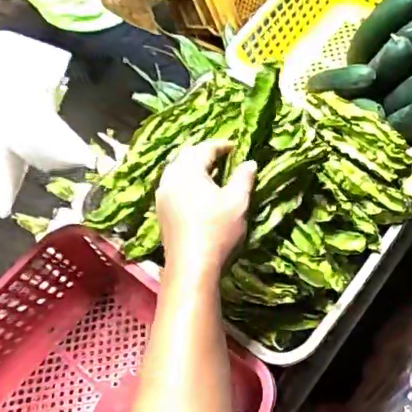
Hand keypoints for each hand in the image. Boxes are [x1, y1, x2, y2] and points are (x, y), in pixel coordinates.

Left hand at [156, 139, 253, 278]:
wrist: (192, 265)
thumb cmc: (217, 230)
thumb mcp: (238, 202)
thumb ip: (243, 178)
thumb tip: (250, 162)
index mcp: (188, 171)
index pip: (204, 148)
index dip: (222, 145)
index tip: (236, 146)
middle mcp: (170, 178)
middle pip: (186, 156)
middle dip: (205, 153)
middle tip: (223, 156)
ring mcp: (162, 195)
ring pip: (177, 170)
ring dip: (194, 167)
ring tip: (211, 172)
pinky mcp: (161, 210)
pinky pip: (173, 185)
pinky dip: (186, 181)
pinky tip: (198, 191)